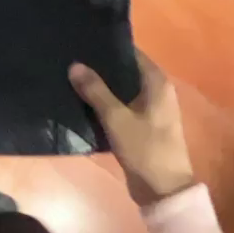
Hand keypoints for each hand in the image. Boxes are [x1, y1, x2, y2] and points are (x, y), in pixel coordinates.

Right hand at [70, 54, 195, 204]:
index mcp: (157, 83)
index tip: (83, 44)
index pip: (131, 54)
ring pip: (122, 91)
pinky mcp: (142, 125)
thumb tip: (75, 65)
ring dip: (101, 88)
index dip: (108, 48)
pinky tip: (83, 104)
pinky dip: (105, 105)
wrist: (162, 188)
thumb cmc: (144, 148)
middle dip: (100, 68)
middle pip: (125, 72)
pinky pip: (121, 107)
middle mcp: (157, 91)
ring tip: (71, 79)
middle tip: (71, 61)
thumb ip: (95, 91)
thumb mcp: (116, 118)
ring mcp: (150, 109)